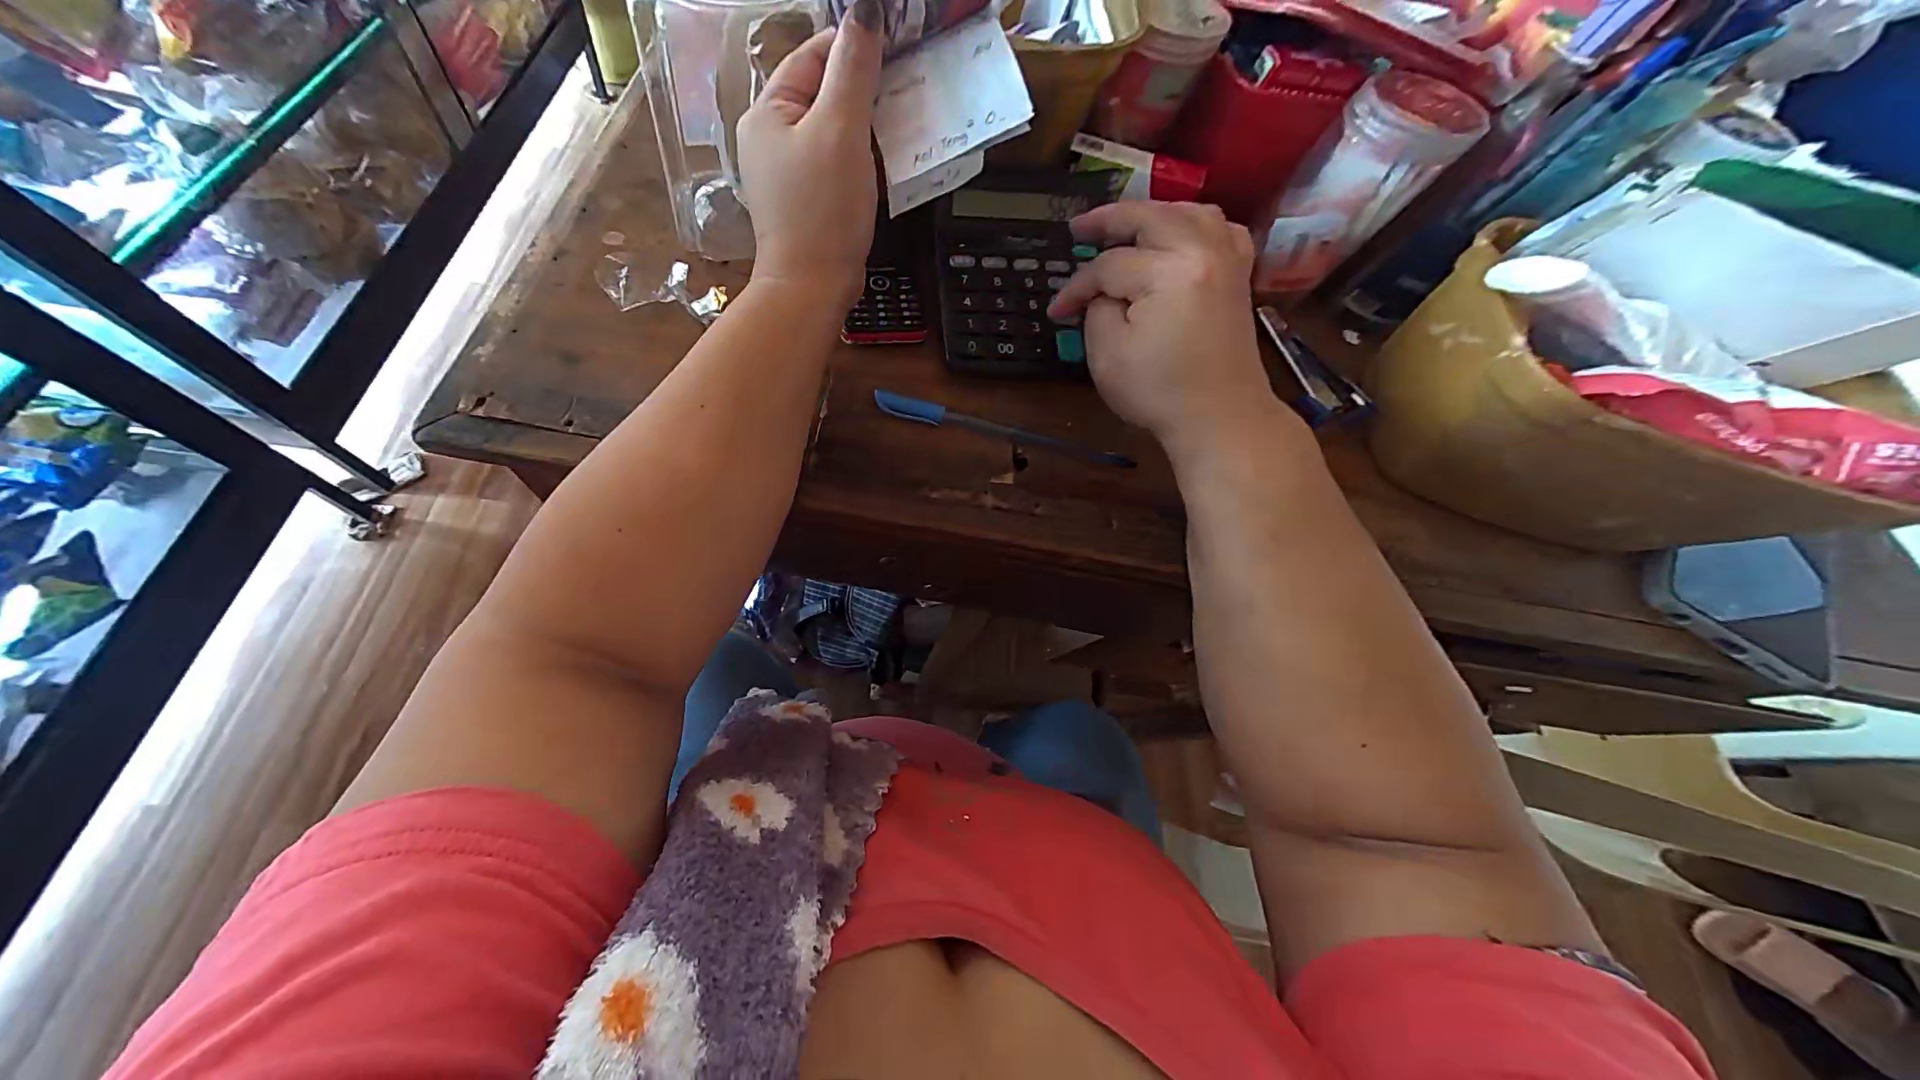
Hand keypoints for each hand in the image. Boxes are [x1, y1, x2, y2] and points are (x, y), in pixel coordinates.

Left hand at [735, 3, 882, 309]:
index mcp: (767, 112)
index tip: (894, 49)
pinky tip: (881, 161)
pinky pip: (834, 160)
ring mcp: (786, 172)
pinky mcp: (805, 199)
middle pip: (820, 92)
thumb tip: (865, 10)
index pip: (811, 55)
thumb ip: (852, 70)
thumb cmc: (823, 210)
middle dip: (861, 87)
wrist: (813, 286)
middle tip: (903, 87)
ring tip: (898, 122)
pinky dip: (859, 154)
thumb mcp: (840, 131)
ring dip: (864, 122)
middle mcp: (769, 137)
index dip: (852, 47)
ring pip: (830, 128)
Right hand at [1047, 202, 1285, 449]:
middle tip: (1078, 229)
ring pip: (1188, 212)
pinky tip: (1180, 236)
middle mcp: (1204, 252)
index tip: (1058, 310)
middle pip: (1150, 216)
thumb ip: (1098, 309)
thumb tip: (1102, 292)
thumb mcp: (1108, 354)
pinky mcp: (1238, 276)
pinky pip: (1221, 230)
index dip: (1077, 287)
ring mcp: (1228, 260)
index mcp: (1170, 271)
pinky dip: (1196, 226)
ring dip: (1152, 215)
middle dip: (1107, 221)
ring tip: (1125, 227)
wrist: (1220, 417)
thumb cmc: (1160, 392)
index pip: (1109, 266)